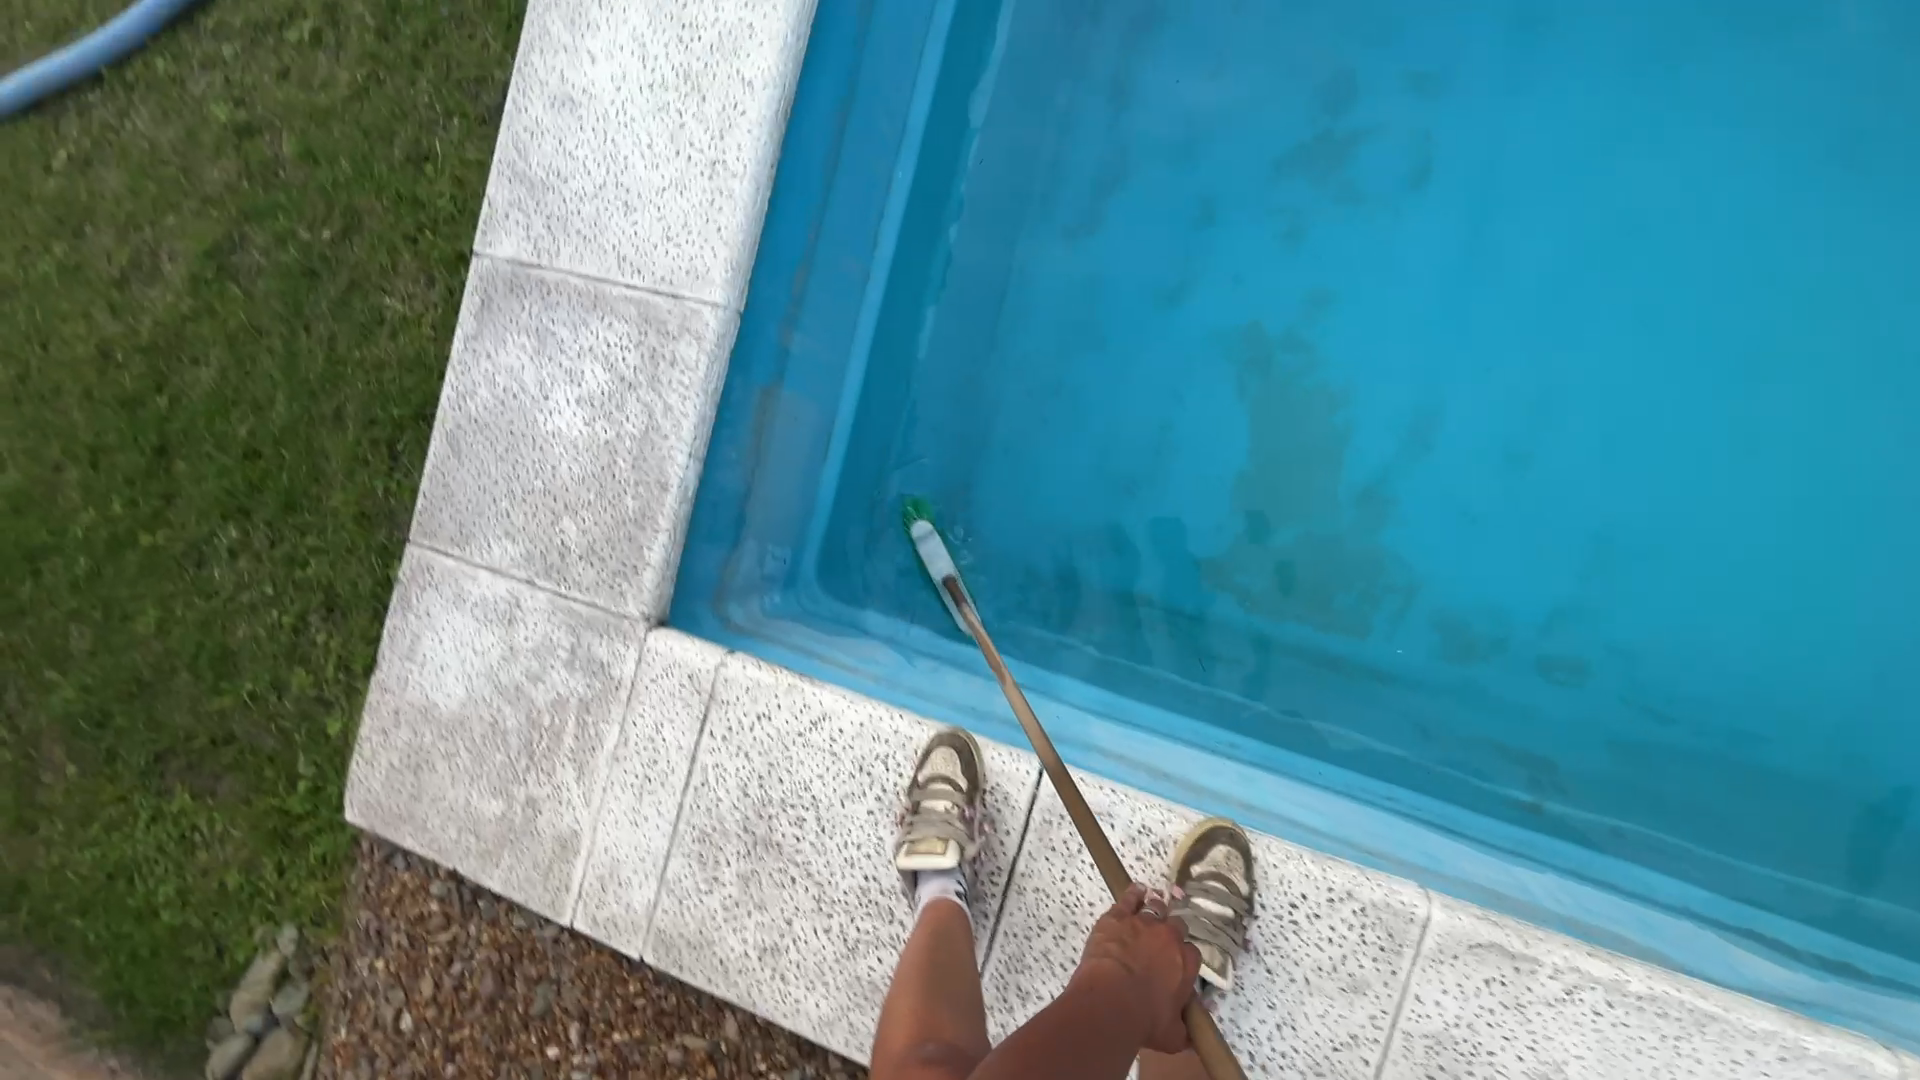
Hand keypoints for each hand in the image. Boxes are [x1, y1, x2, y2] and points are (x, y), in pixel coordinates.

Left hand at [1069, 883, 1201, 1053]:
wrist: (1111, 1000)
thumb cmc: (1144, 1020)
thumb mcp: (1173, 1034)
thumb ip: (1185, 1029)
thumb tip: (1191, 1036)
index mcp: (1186, 963)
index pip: (1192, 953)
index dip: (1183, 956)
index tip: (1175, 962)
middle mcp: (1169, 937)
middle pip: (1176, 925)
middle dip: (1170, 931)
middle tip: (1161, 939)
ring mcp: (1143, 922)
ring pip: (1155, 907)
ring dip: (1155, 909)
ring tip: (1152, 908)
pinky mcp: (1118, 916)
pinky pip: (1130, 897)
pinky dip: (1134, 893)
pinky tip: (1137, 890)